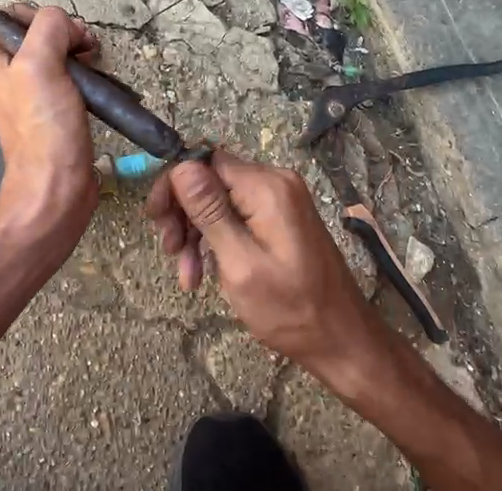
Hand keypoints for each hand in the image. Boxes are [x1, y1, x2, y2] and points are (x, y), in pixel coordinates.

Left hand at [0, 5, 100, 242]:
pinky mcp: (58, 110)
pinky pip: (72, 79)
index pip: (6, 16)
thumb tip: (67, 25)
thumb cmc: (42, 130)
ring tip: (94, 62)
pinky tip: (99, 84)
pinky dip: (88, 75)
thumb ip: (47, 28)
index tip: (56, 29)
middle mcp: (12, 74)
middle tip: (82, 47)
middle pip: (39, 33)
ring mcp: (36, 93)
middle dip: (65, 31)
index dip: (34, 14)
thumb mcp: (37, 64)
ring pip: (59, 54)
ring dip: (80, 51)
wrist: (57, 188)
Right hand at [146, 150, 380, 376]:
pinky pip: (238, 214)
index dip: (174, 186)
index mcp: (266, 187)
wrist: (344, 342)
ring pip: (220, 199)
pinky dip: (218, 239)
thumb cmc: (291, 310)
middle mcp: (275, 182)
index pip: (203, 161)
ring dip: (197, 233)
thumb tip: (182, 166)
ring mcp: (281, 199)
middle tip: (170, 252)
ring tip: (189, 276)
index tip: (157, 222)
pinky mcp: (283, 218)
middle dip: (184, 213)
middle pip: (210, 178)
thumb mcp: (240, 264)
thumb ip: (210, 212)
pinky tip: (207, 272)